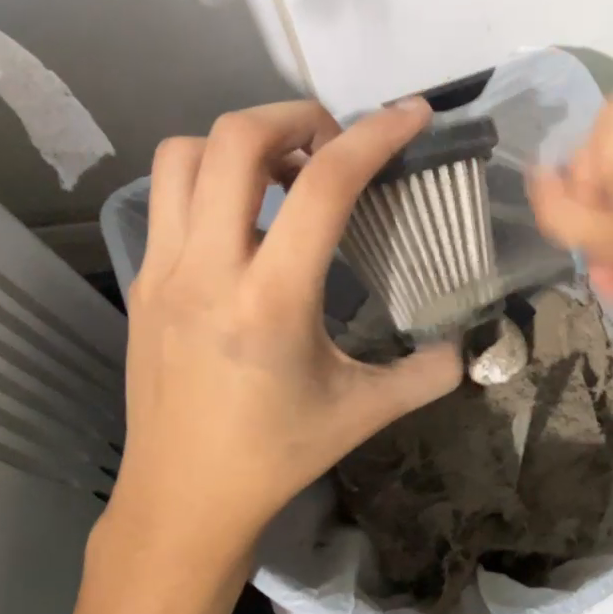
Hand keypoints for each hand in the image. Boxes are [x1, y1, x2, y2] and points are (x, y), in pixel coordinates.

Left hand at [109, 99, 462, 568]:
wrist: (182, 499)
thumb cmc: (278, 455)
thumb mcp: (365, 412)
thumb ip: (428, 373)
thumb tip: (471, 346)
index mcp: (272, 300)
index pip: (325, 186)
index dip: (375, 135)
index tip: (412, 115)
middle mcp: (207, 270)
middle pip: (233, 139)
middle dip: (295, 117)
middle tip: (336, 143)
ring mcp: (162, 271)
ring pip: (182, 155)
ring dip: (240, 142)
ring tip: (285, 171)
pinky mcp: (141, 281)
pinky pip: (165, 195)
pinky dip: (210, 178)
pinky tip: (247, 219)